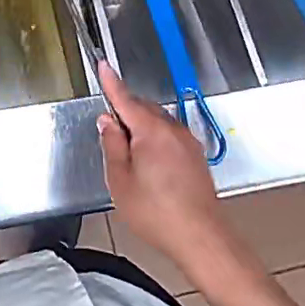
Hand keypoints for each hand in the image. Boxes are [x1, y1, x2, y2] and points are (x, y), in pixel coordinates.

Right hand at [96, 61, 254, 285]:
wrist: (200, 239)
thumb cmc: (158, 213)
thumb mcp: (119, 178)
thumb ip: (112, 144)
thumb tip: (108, 123)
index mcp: (152, 132)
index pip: (126, 99)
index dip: (112, 83)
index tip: (104, 66)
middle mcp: (174, 132)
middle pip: (143, 109)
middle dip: (123, 112)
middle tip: (106, 130)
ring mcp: (188, 144)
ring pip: (157, 123)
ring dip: (138, 128)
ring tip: (125, 154)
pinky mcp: (195, 158)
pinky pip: (169, 137)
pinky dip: (153, 140)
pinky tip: (145, 163)